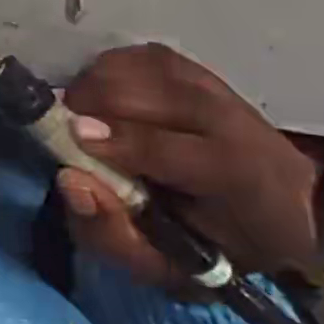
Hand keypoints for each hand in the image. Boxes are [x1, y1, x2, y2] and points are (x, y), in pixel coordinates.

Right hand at [54, 43, 319, 287]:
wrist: (260, 211)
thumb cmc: (201, 246)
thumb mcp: (160, 267)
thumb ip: (112, 233)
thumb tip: (69, 179)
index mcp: (257, 196)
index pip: (200, 156)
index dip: (135, 142)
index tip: (75, 134)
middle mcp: (253, 134)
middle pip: (174, 99)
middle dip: (105, 101)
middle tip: (63, 121)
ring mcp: (227, 95)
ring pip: (154, 69)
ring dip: (101, 83)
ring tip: (78, 109)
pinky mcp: (200, 72)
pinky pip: (143, 57)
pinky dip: (108, 70)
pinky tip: (98, 95)